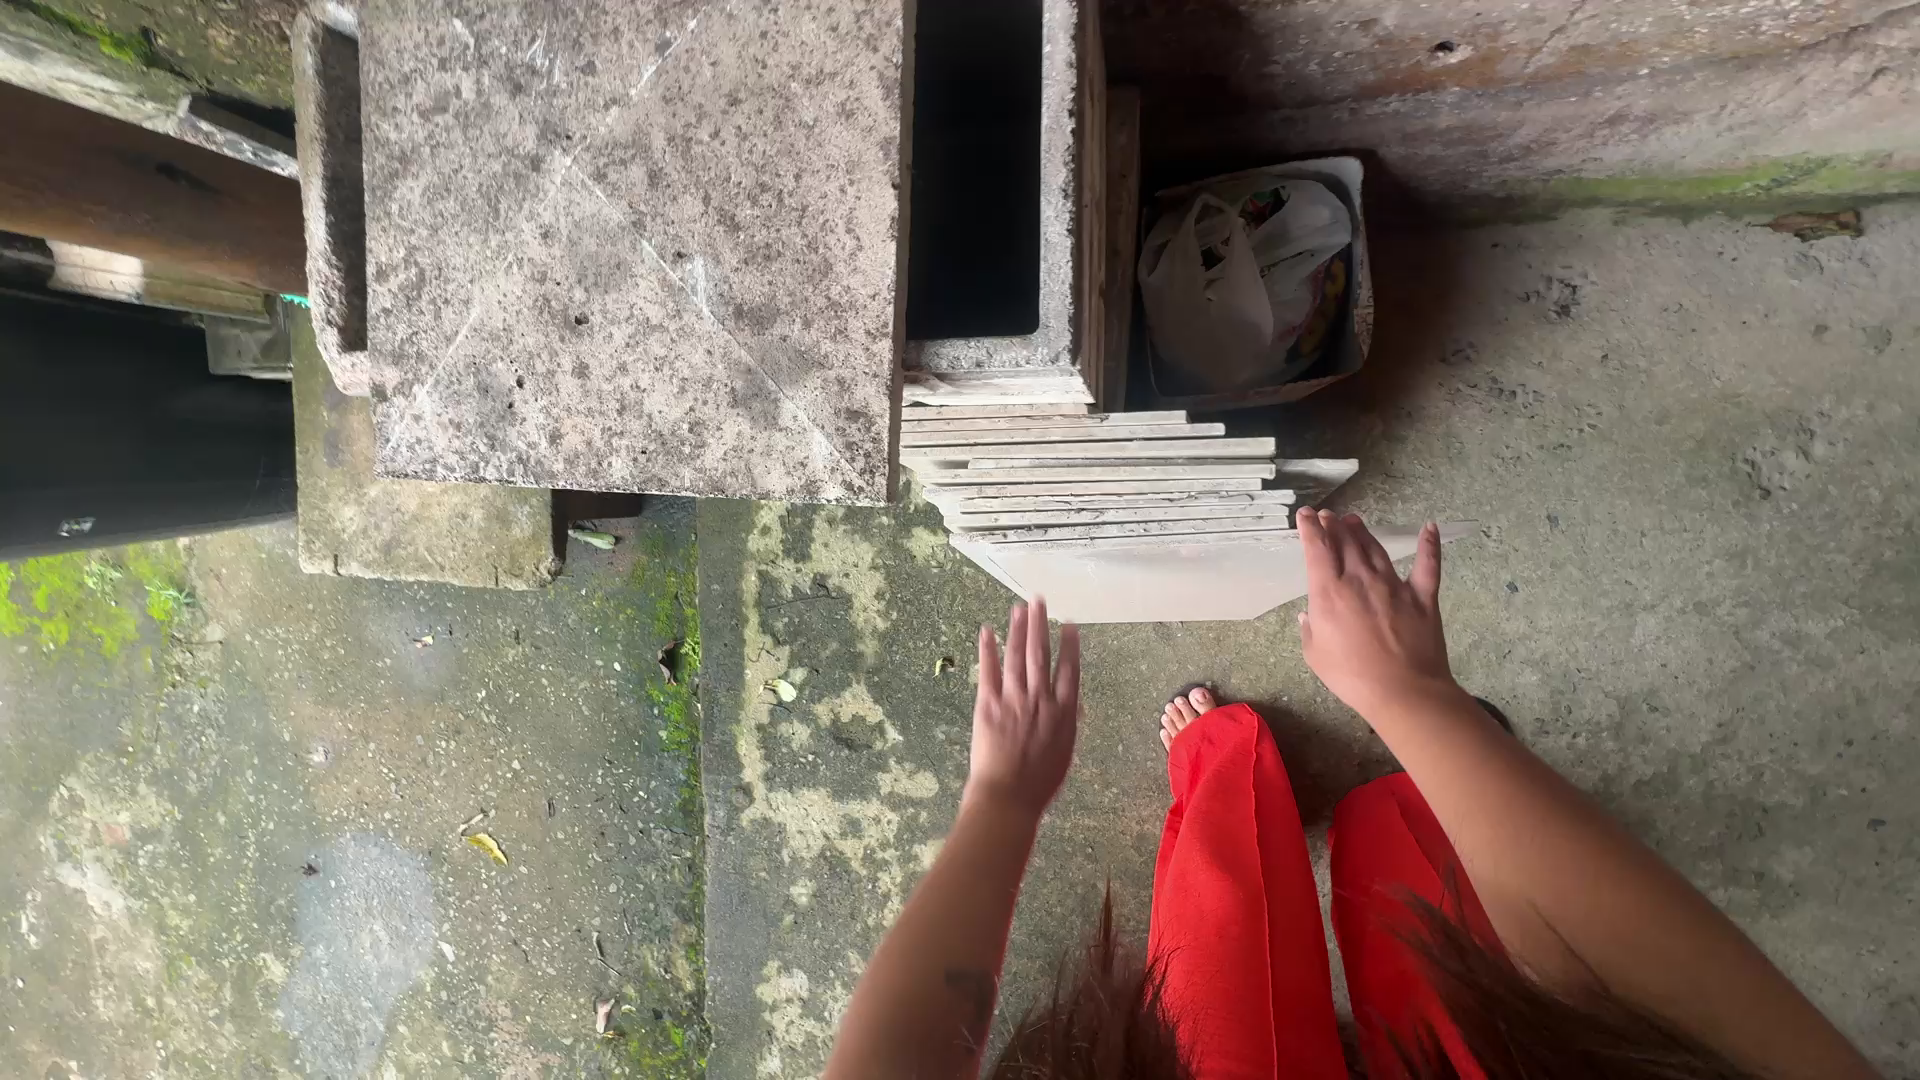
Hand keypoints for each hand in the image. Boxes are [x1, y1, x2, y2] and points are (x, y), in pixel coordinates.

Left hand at [965, 597, 1079, 819]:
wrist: (1008, 795)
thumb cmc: (1040, 781)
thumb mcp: (1064, 752)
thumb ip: (1066, 723)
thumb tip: (1071, 704)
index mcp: (1063, 712)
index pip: (1069, 669)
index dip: (1070, 644)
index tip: (1069, 623)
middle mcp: (1040, 698)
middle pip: (1041, 653)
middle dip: (1040, 624)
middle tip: (1038, 600)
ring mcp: (1013, 698)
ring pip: (1017, 656)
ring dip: (1018, 629)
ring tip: (1019, 607)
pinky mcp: (988, 703)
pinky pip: (988, 670)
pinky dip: (988, 649)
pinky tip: (987, 631)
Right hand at [1298, 510, 1458, 716]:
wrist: (1403, 692)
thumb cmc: (1351, 676)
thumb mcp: (1314, 654)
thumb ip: (1309, 629)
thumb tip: (1309, 614)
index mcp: (1329, 593)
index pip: (1317, 549)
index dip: (1309, 528)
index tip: (1305, 515)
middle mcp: (1360, 581)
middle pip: (1345, 543)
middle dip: (1333, 525)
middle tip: (1327, 515)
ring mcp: (1394, 586)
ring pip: (1375, 549)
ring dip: (1362, 531)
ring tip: (1354, 520)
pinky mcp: (1422, 597)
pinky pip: (1427, 565)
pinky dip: (1428, 545)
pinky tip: (1429, 527)